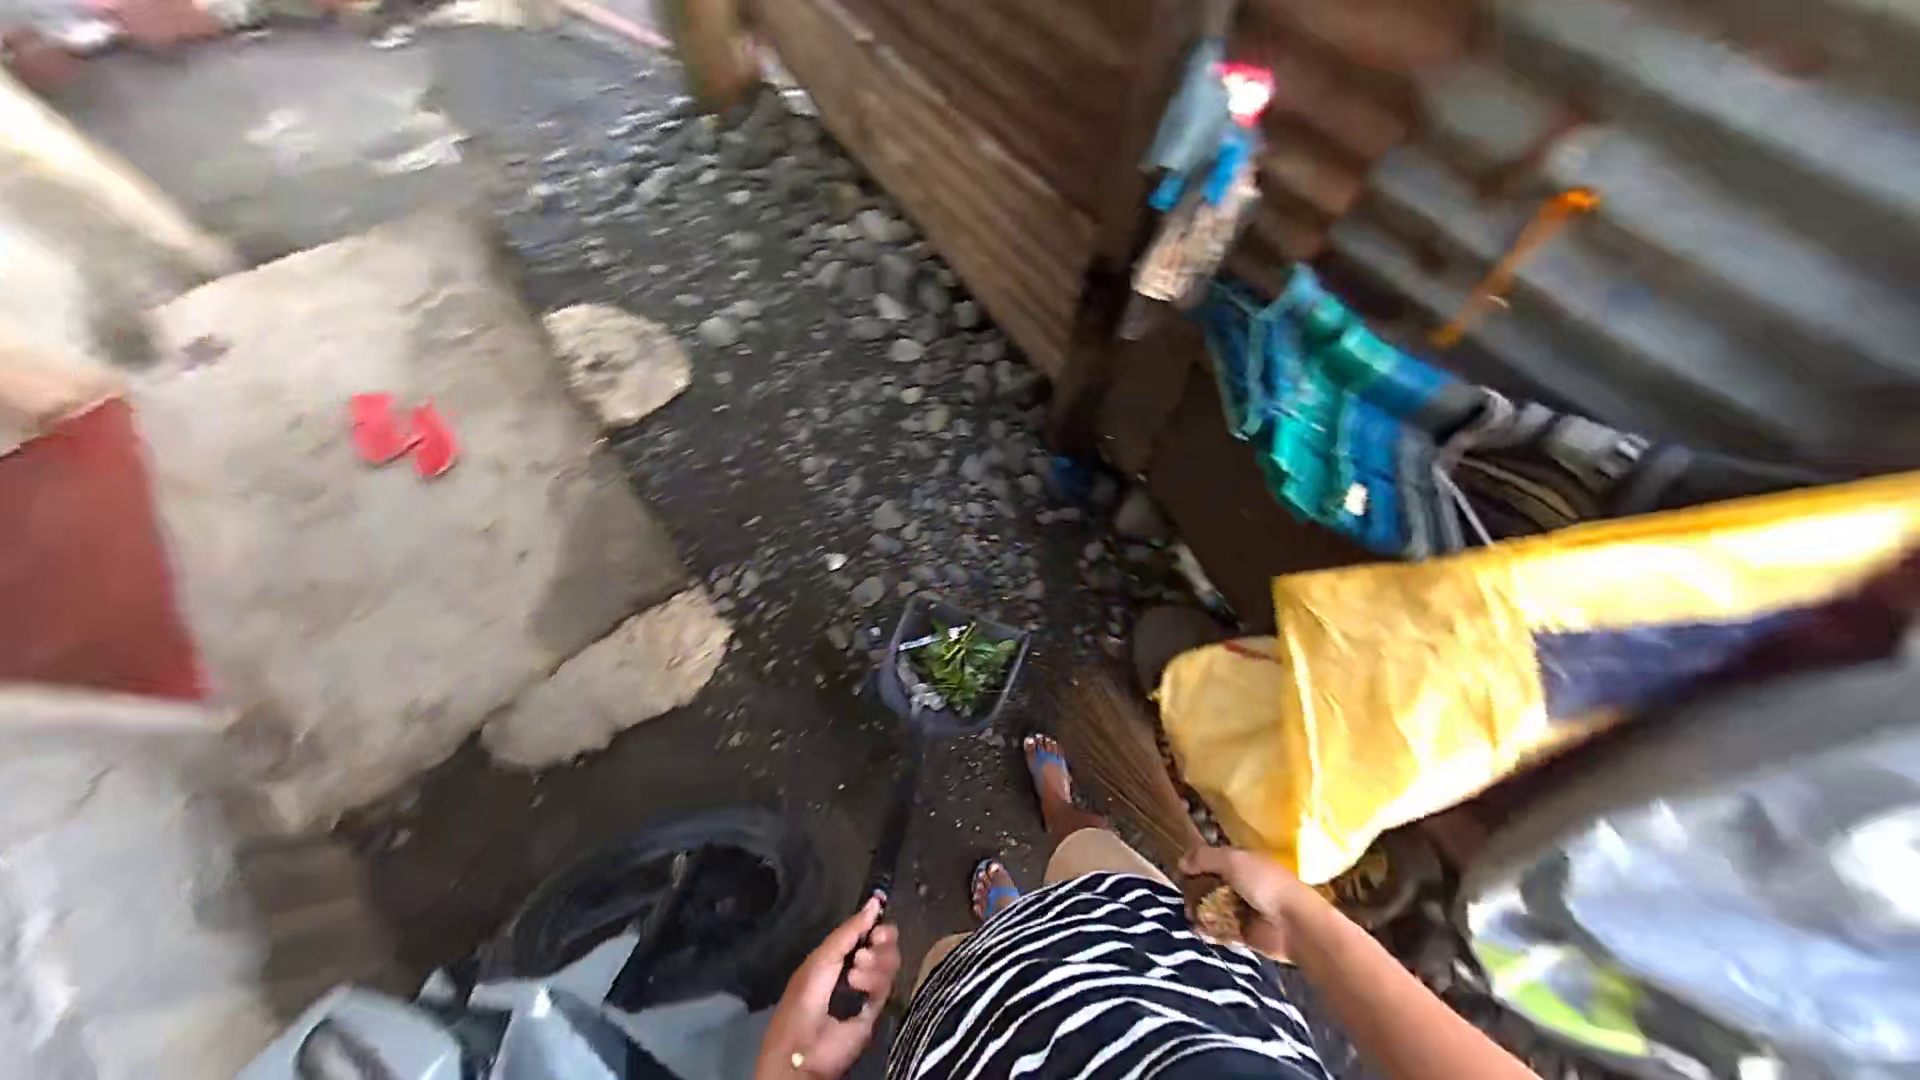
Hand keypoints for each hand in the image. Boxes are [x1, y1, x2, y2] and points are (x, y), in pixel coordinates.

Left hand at [755, 896, 901, 1079]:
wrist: (802, 1046)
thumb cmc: (805, 996)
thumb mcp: (823, 956)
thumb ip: (850, 930)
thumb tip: (875, 902)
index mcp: (842, 953)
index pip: (871, 931)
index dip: (878, 924)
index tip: (879, 919)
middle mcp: (858, 968)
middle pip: (887, 944)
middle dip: (883, 940)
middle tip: (874, 941)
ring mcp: (868, 990)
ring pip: (890, 962)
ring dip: (876, 961)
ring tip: (855, 969)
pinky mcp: (876, 1010)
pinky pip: (887, 985)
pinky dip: (874, 980)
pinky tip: (857, 984)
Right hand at [1180, 846, 1327, 959]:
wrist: (1295, 924)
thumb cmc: (1265, 883)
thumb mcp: (1232, 860)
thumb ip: (1204, 858)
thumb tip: (1181, 862)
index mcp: (1240, 862)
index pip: (1211, 860)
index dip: (1195, 865)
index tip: (1180, 874)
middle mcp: (1239, 883)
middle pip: (1208, 885)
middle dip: (1193, 892)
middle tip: (1185, 900)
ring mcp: (1241, 909)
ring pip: (1211, 907)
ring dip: (1198, 912)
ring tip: (1190, 917)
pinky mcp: (1242, 933)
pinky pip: (1219, 930)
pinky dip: (1208, 931)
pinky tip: (1199, 931)